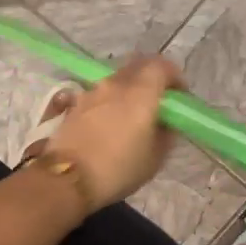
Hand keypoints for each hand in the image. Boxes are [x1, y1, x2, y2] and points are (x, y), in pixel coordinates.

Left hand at [45, 55, 180, 210]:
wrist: (66, 179)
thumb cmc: (117, 170)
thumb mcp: (154, 158)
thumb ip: (165, 133)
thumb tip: (165, 123)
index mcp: (140, 92)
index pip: (161, 66)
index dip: (174, 77)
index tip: (179, 96)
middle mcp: (115, 84)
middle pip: (137, 67)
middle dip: (151, 78)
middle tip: (157, 102)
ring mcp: (91, 92)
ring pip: (116, 80)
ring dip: (128, 90)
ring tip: (131, 116)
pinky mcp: (74, 105)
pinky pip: (99, 95)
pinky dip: (109, 102)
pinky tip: (109, 125)